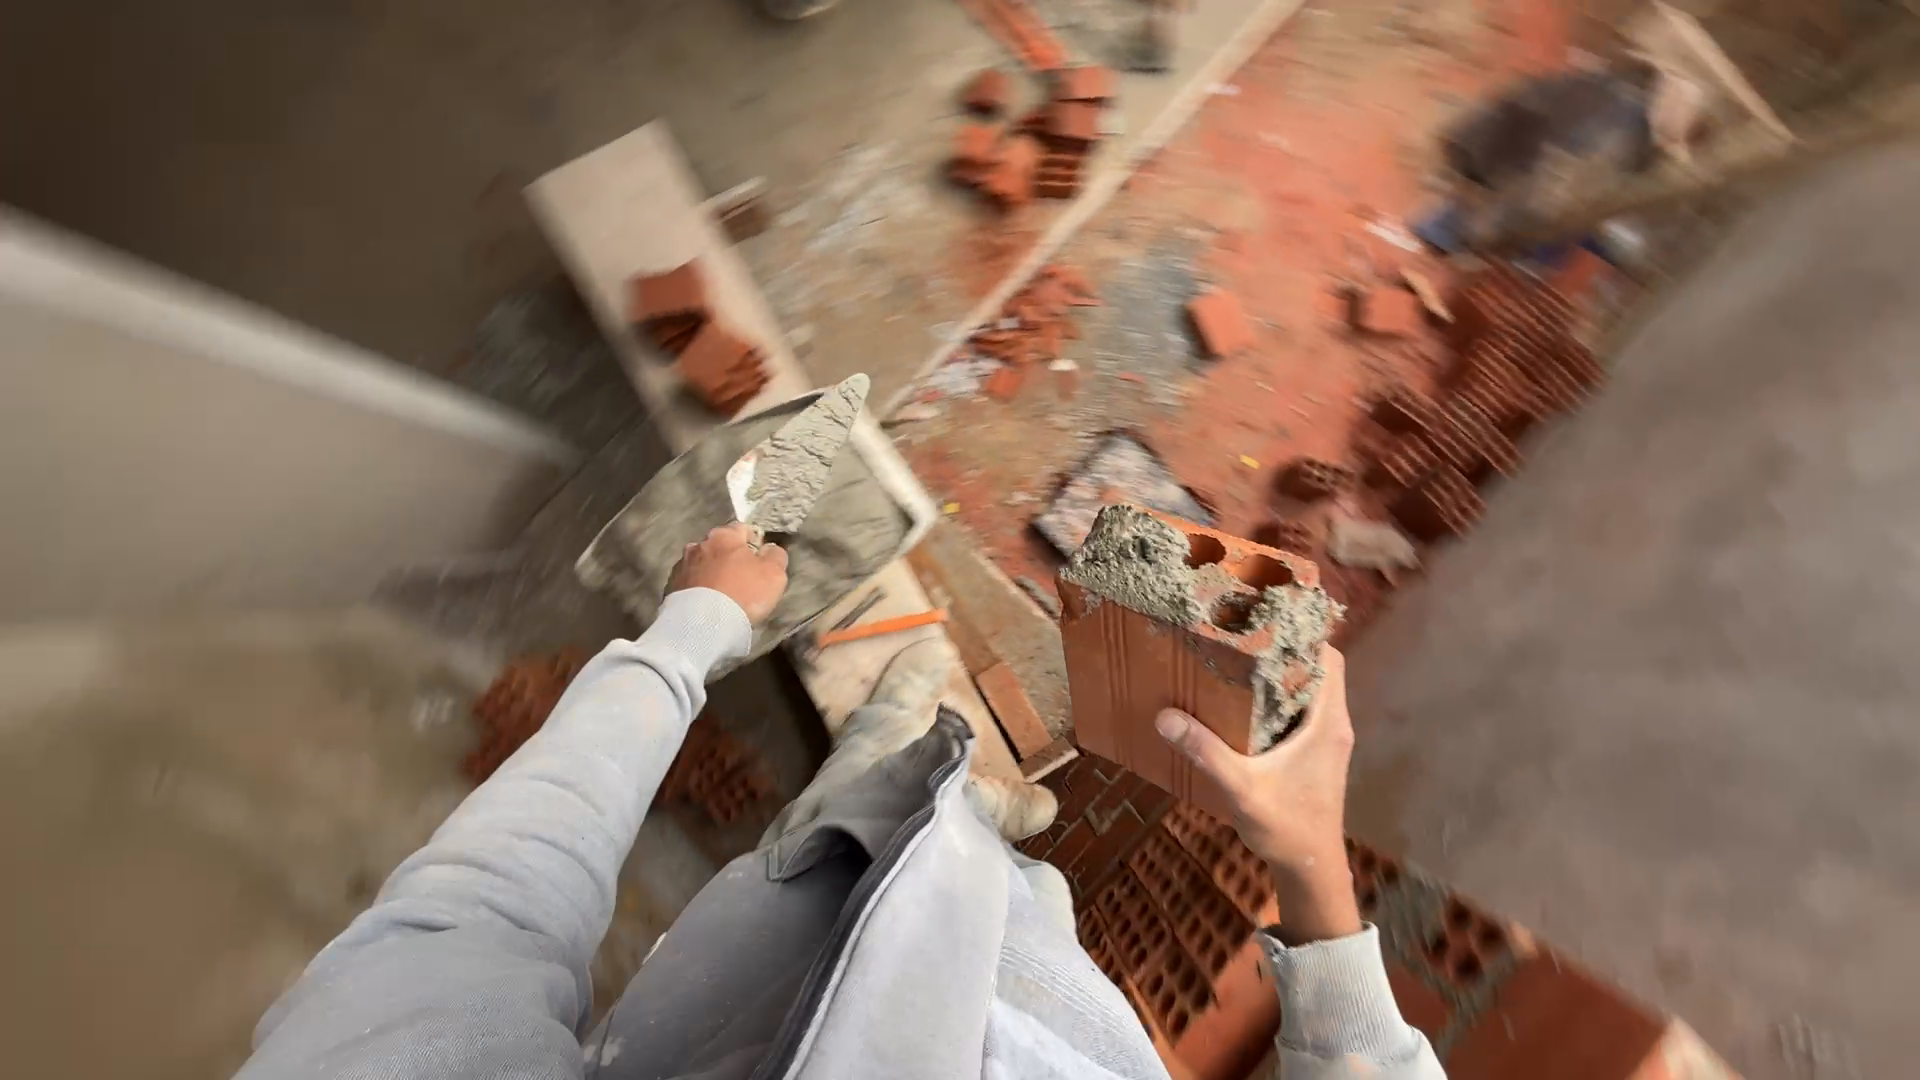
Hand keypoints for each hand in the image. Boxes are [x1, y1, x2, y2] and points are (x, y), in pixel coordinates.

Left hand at [667, 523, 788, 624]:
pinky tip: (707, 604)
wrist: (702, 625)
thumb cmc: (743, 593)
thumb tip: (769, 549)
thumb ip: (775, 556)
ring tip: (722, 594)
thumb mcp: (774, 574)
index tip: (761, 559)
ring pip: (702, 565)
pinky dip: (699, 589)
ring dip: (712, 573)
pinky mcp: (670, 589)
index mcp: (723, 536)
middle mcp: (698, 545)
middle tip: (743, 579)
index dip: (754, 542)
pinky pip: (690, 584)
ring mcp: (681, 567)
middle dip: (730, 558)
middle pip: (719, 547)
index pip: (742, 529)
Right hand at [1155, 646, 1360, 944]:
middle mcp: (1332, 724)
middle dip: (1282, 648)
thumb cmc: (1285, 826)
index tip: (1263, 622)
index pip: (1330, 660)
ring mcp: (1325, 739)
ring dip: (1278, 673)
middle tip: (1238, 635)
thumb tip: (1164, 716)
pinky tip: (1241, 700)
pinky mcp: (1314, 753)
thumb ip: (1205, 751)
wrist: (1310, 869)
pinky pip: (1299, 709)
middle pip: (1316, 668)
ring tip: (1234, 658)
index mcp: (1327, 723)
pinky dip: (1276, 696)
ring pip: (1308, 689)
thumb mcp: (1241, 787)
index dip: (1303, 636)